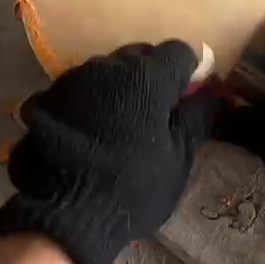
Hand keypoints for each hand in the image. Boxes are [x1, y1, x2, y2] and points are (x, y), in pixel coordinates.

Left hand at [0, 41, 219, 263]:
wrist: (65, 212)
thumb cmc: (133, 185)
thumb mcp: (178, 156)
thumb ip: (198, 117)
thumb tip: (219, 94)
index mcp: (146, 76)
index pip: (178, 51)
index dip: (188, 72)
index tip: (187, 97)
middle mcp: (108, 66)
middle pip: (139, 56)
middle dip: (151, 76)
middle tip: (154, 114)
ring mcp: (72, 79)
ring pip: (105, 70)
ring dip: (117, 87)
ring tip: (117, 126)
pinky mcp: (45, 98)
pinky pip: (76, 89)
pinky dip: (87, 102)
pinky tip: (86, 133)